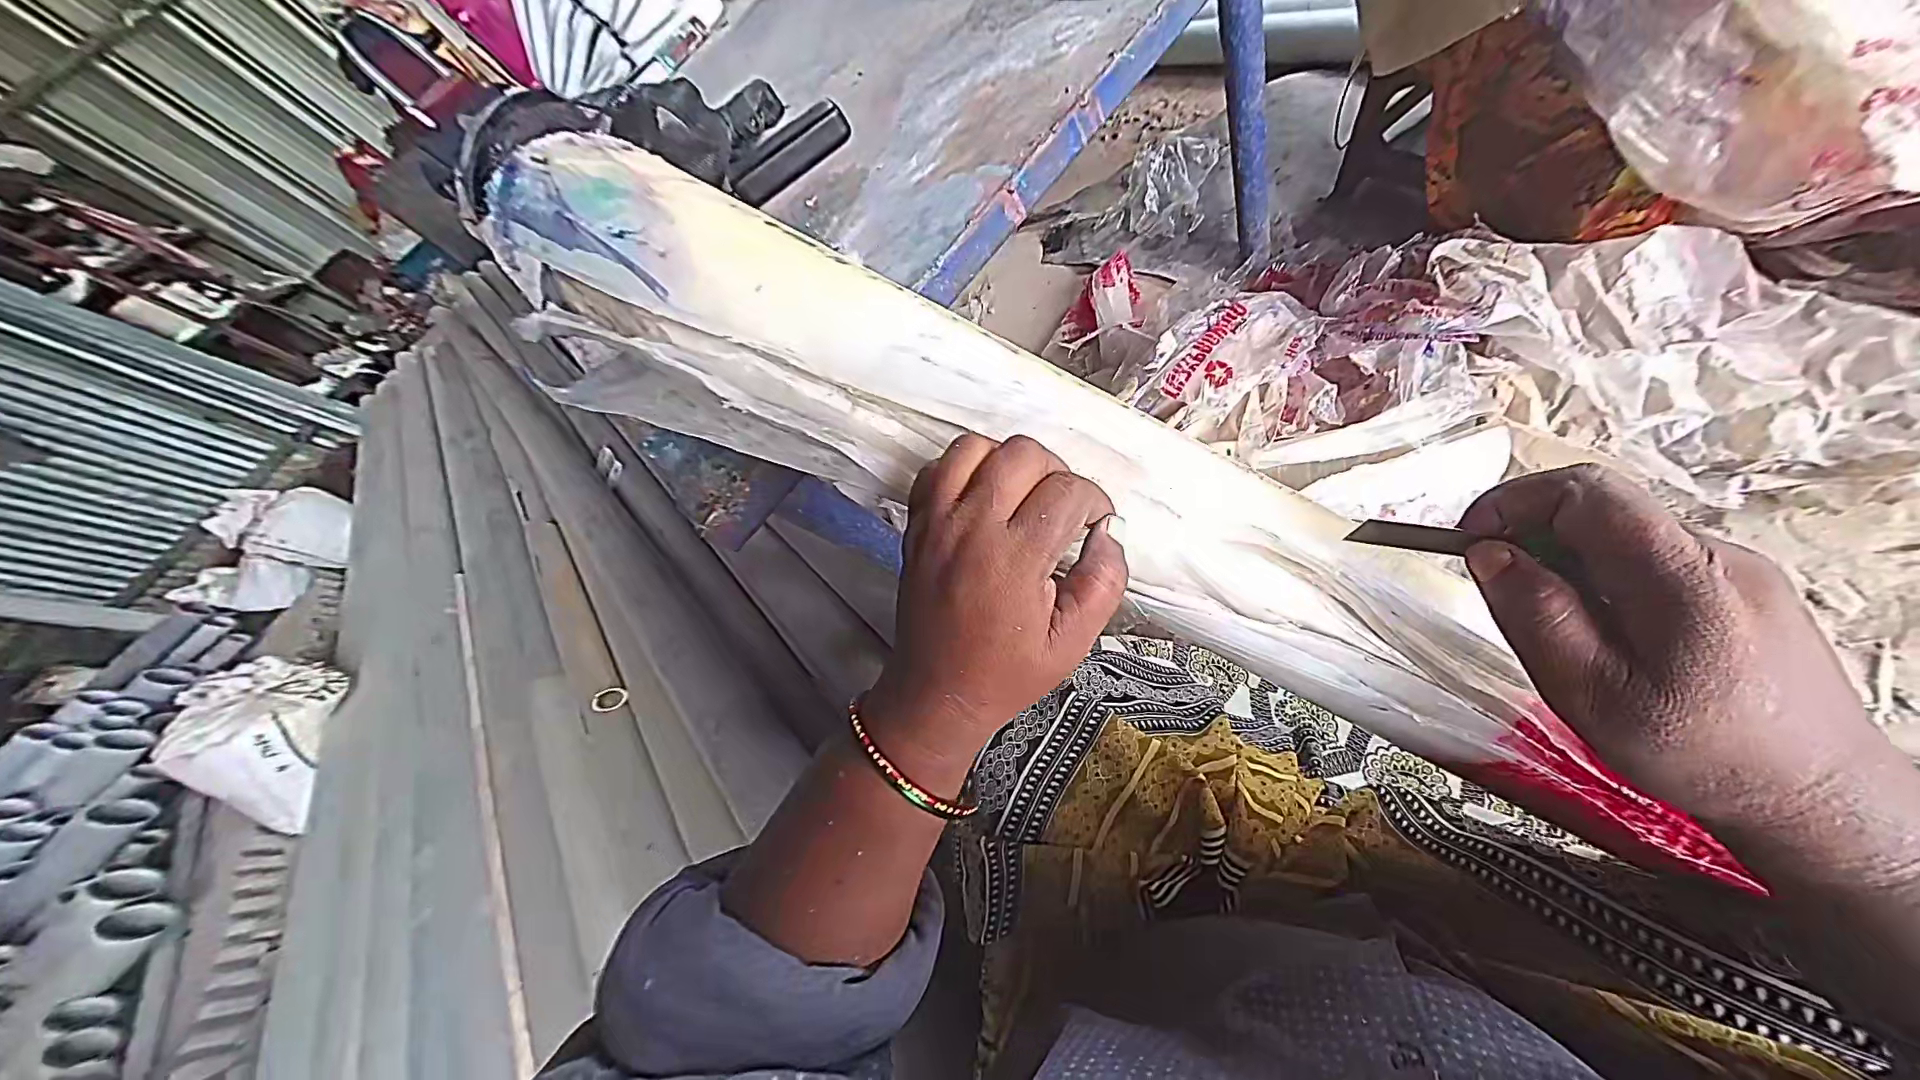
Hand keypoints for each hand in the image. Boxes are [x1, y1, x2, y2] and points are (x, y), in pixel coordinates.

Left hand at [864, 434, 1128, 764]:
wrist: (938, 692)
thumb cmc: (1003, 674)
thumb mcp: (1072, 643)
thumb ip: (1103, 581)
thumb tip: (1108, 532)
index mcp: (1012, 560)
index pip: (1067, 491)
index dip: (1095, 502)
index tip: (1095, 523)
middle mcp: (970, 530)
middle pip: (1024, 454)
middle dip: (1058, 474)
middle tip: (1064, 510)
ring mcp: (937, 523)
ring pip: (977, 447)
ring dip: (1009, 462)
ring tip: (1024, 496)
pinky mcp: (917, 525)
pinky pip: (938, 468)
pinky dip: (965, 469)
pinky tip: (984, 497)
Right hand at [1459, 465, 1884, 832]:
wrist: (1817, 798)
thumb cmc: (1698, 752)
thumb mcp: (1586, 689)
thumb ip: (1533, 612)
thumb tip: (1489, 553)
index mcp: (1682, 579)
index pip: (1584, 492)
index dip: (1511, 503)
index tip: (1472, 541)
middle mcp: (1719, 558)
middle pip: (1599, 508)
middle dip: (1529, 534)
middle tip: (1499, 584)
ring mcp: (1736, 571)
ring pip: (1617, 535)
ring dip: (1561, 560)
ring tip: (1551, 619)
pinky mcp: (1738, 589)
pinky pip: (1644, 559)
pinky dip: (1596, 577)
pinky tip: (1597, 629)